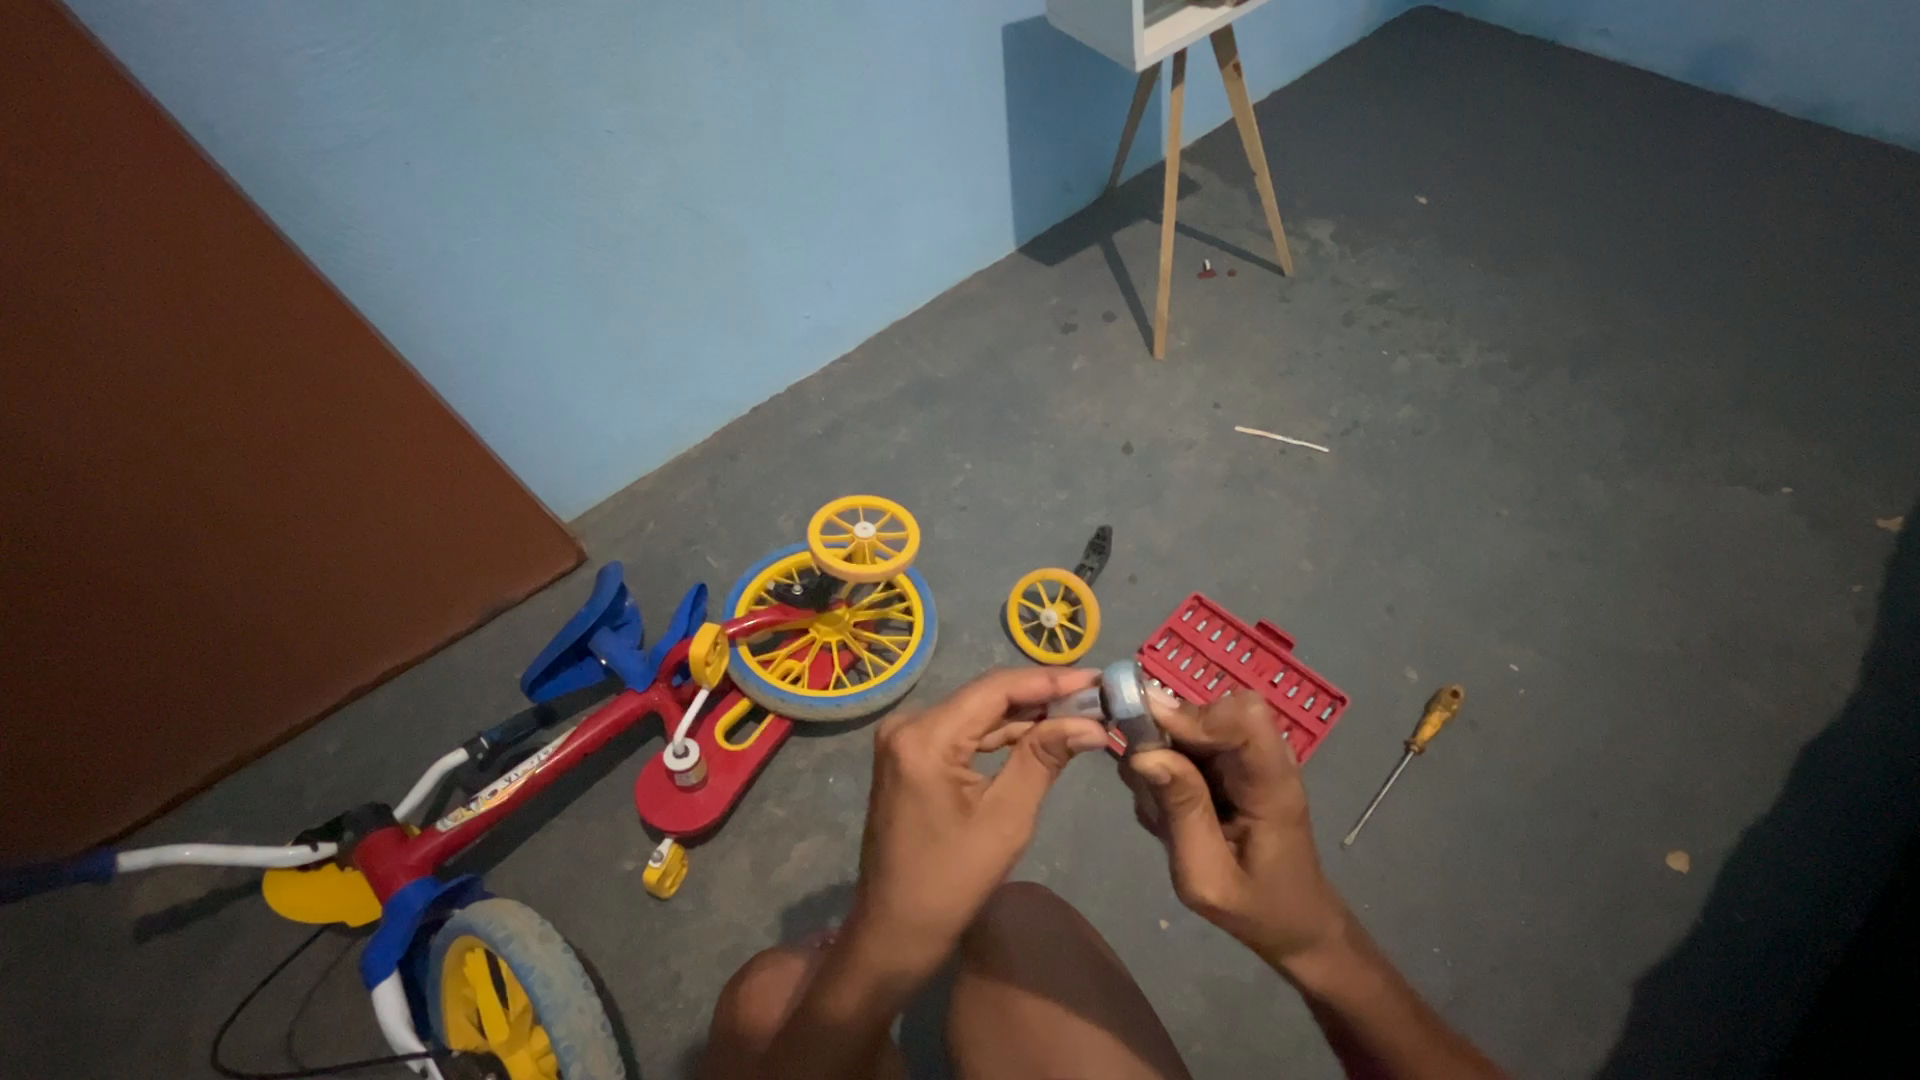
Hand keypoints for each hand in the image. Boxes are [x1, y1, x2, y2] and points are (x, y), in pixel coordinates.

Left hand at [847, 668, 1109, 971]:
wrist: (894, 929)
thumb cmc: (951, 882)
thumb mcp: (1006, 819)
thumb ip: (1044, 759)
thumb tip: (1092, 723)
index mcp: (924, 737)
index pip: (995, 689)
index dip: (1050, 680)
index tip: (1098, 679)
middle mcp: (908, 724)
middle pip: (986, 697)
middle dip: (1043, 697)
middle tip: (1098, 696)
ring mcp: (906, 738)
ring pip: (977, 713)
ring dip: (1026, 715)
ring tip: (1081, 712)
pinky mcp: (912, 754)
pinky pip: (964, 733)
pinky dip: (1001, 735)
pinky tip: (1042, 733)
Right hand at [1123, 689, 1352, 971]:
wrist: (1291, 922)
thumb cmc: (1256, 908)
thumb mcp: (1208, 877)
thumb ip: (1181, 811)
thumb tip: (1143, 753)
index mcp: (1272, 782)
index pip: (1243, 715)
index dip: (1192, 716)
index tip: (1146, 742)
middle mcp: (1261, 757)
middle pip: (1206, 712)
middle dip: (1162, 739)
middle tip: (1145, 789)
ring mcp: (1241, 759)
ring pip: (1185, 726)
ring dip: (1159, 760)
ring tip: (1162, 815)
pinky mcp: (1224, 765)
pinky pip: (1181, 746)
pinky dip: (1162, 772)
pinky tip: (1168, 813)